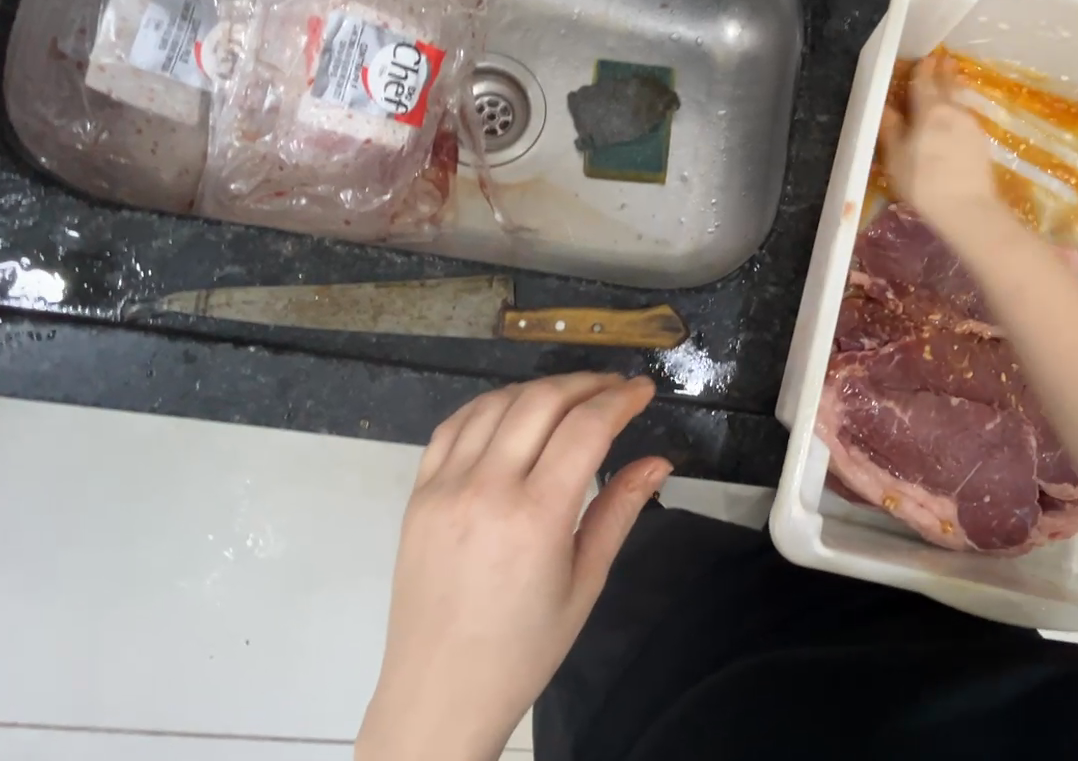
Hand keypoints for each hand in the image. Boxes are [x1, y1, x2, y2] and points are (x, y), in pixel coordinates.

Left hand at [357, 373, 671, 760]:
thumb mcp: (586, 582)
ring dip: (541, 389)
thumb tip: (659, 462)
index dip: (621, 399)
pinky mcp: (418, 493)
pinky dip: (491, 404)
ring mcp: (444, 487)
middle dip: (587, 384)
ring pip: (497, 403)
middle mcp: (487, 488)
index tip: (643, 390)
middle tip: (615, 387)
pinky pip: (454, 425)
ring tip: (573, 396)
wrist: (438, 692)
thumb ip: (620, 511)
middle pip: (542, 401)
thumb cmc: (525, 648)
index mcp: (536, 516)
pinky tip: (515, 410)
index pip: (586, 428)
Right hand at [877, 51, 1003, 238]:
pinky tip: (957, 117)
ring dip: (954, 90)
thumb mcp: (896, 158)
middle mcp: (953, 112)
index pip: (924, 83)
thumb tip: (886, 108)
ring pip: (959, 102)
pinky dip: (960, 111)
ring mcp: (971, 126)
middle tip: (945, 58)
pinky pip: (967, 118)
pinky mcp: (982, 143)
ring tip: (954, 80)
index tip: (924, 58)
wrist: (967, 207)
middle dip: (944, 72)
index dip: (922, 70)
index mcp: (929, 111)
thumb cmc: (923, 182)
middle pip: (948, 86)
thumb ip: (891, 130)